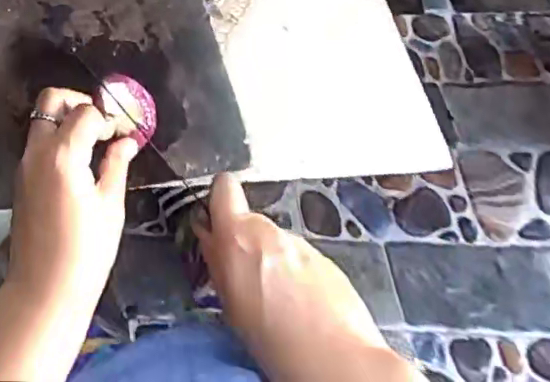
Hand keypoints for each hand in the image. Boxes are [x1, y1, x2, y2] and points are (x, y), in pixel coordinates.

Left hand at [0, 87, 136, 380]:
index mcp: (62, 155)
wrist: (43, 291)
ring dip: (66, 118)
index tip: (125, 129)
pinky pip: (38, 141)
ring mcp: (25, 162)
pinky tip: (80, 158)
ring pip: (42, 119)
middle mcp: (37, 150)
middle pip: (51, 100)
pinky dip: (57, 137)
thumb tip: (127, 140)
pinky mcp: (21, 176)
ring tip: (95, 139)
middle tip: (102, 120)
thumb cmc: (85, 253)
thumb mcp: (109, 207)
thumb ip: (116, 165)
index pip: (86, 112)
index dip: (109, 116)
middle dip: (78, 100)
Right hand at [195, 173, 412, 381]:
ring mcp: (300, 243)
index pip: (224, 186)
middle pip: (251, 223)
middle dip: (250, 245)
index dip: (220, 199)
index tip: (220, 223)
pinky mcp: (327, 260)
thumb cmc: (274, 341)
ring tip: (284, 303)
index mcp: (237, 235)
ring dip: (276, 263)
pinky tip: (307, 309)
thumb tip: (210, 239)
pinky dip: (301, 277)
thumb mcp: (229, 304)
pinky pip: (303, 261)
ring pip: (278, 245)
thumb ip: (218, 261)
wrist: (339, 362)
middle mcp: (268, 231)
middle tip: (253, 281)